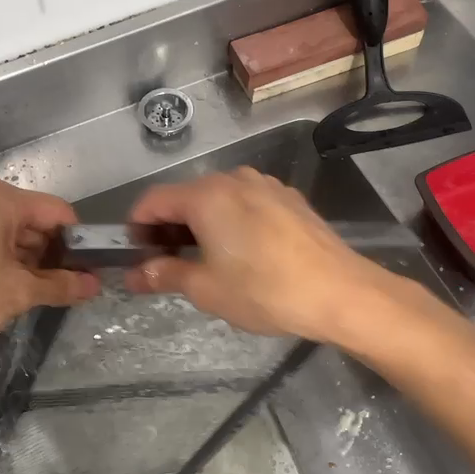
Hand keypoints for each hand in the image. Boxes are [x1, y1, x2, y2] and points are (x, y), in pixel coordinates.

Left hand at [0, 178, 98, 353]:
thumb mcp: (17, 294)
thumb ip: (60, 285)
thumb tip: (93, 284)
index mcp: (2, 200)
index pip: (59, 213)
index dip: (77, 243)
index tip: (88, 273)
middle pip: (34, 221)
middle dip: (52, 255)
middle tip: (66, 290)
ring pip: (9, 234)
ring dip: (27, 262)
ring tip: (37, 296)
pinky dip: (1, 262)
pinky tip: (3, 291)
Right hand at [125, 167, 384, 341]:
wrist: (340, 293)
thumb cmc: (264, 290)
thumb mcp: (205, 288)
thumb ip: (164, 274)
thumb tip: (133, 275)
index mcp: (206, 196)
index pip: (153, 200)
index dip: (136, 226)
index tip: (133, 255)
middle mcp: (234, 180)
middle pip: (186, 197)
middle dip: (168, 228)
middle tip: (165, 265)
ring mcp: (267, 187)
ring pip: (218, 201)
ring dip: (200, 226)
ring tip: (204, 263)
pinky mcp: (290, 201)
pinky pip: (246, 205)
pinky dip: (230, 224)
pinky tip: (242, 256)